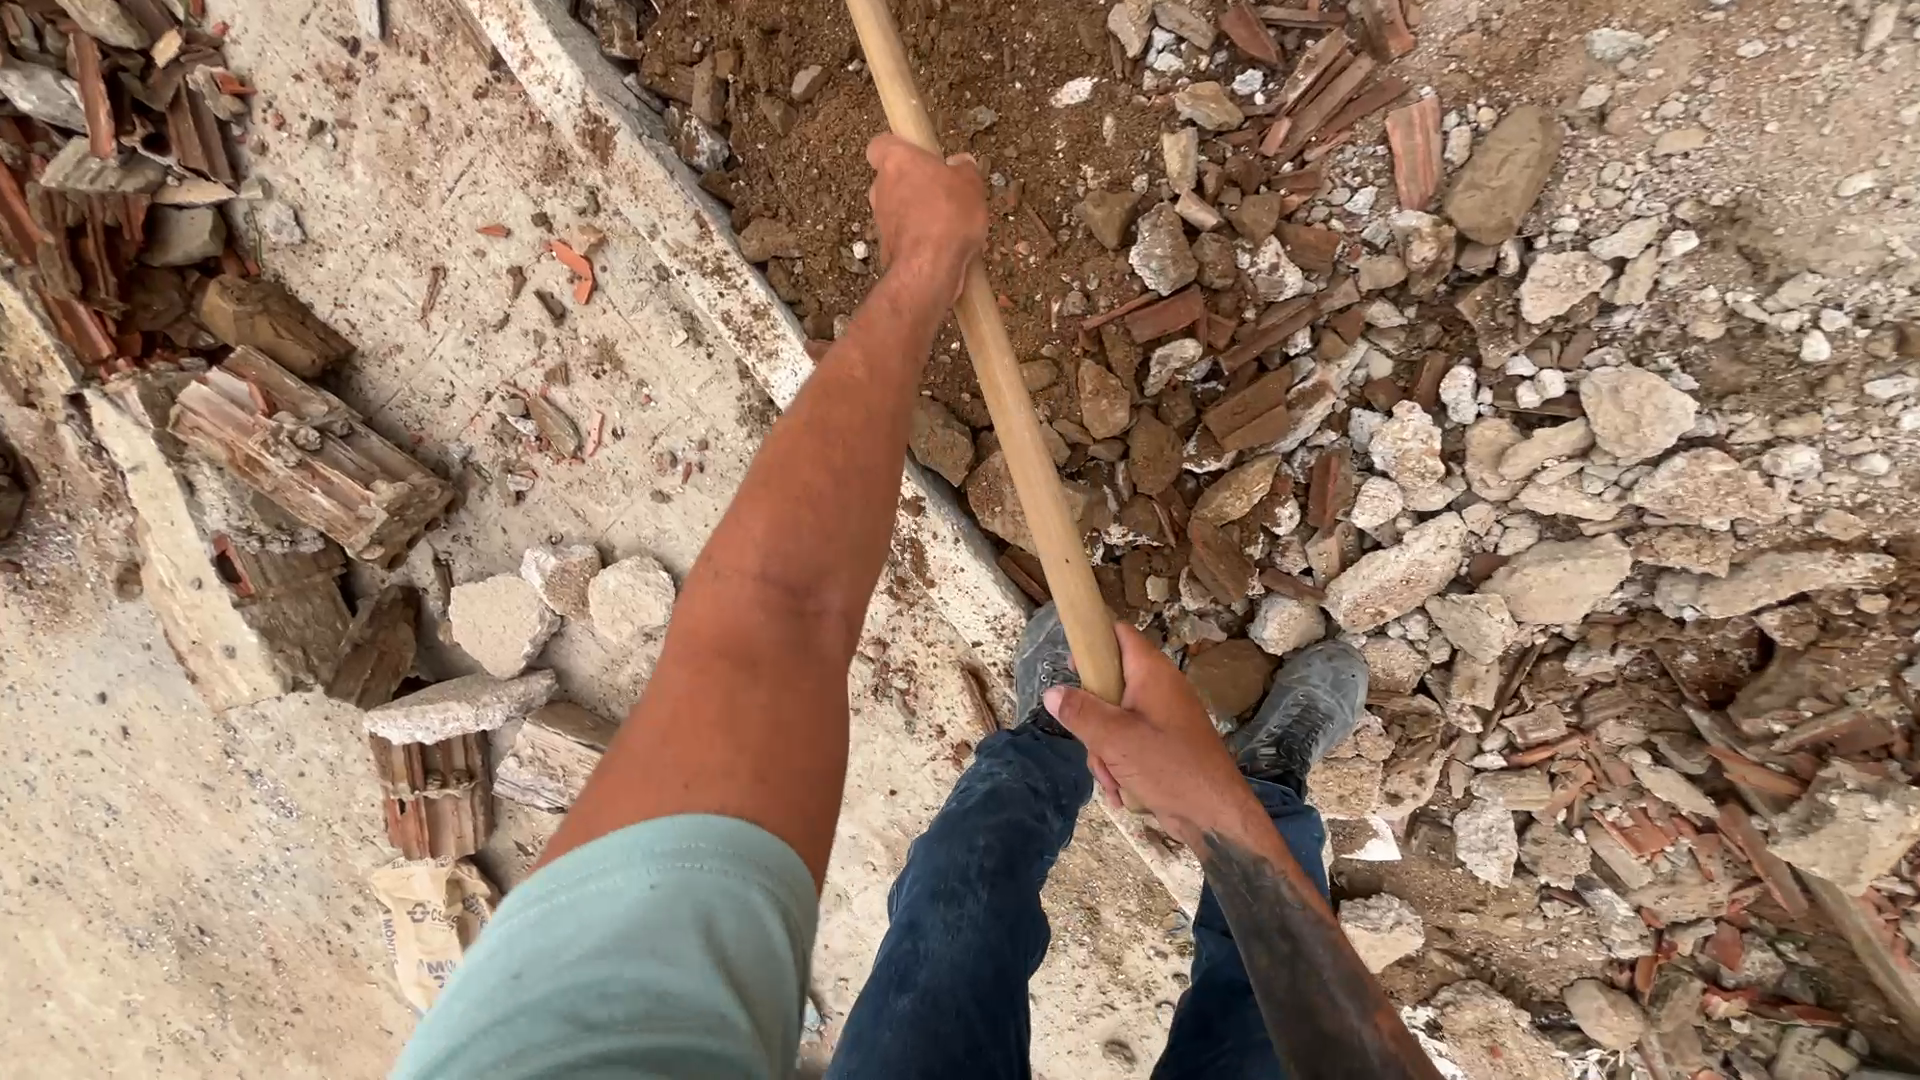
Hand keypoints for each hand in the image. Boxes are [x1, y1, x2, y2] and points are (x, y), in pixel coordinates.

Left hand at [866, 134, 989, 304]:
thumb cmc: (947, 216)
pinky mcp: (887, 249)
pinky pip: (905, 238)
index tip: (918, 156)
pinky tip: (944, 247)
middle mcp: (881, 189)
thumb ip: (965, 169)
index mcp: (896, 161)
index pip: (881, 145)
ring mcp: (881, 221)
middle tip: (942, 193)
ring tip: (949, 225)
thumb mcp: (971, 183)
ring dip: (918, 215)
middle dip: (914, 186)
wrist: (930, 268)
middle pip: (893, 180)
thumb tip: (962, 164)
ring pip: (899, 211)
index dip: (898, 149)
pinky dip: (920, 240)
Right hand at [1044, 623, 1271, 850]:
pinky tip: (1120, 788)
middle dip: (1091, 716)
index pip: (1119, 633)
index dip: (1093, 641)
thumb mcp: (1115, 738)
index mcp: (1151, 672)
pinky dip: (1119, 762)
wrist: (1216, 817)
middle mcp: (1158, 688)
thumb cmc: (1170, 767)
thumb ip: (1080, 712)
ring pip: (1114, 718)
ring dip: (1103, 747)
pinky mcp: (1164, 742)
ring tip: (1110, 775)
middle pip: (1109, 683)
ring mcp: (1162, 716)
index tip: (1071, 667)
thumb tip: (1051, 692)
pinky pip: (1128, 741)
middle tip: (1089, 736)